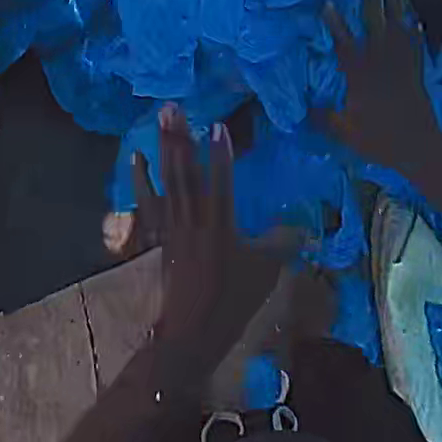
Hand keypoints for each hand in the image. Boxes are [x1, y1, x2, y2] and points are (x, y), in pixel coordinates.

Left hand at [133, 106, 284, 361]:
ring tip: (162, 119)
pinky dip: (142, 178)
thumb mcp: (264, 273)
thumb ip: (282, 243)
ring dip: (165, 148)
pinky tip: (137, 156)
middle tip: (173, 108)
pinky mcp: (161, 233)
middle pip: (185, 173)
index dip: (220, 155)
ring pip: (168, 180)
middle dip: (180, 139)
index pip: (220, 183)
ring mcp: (173, 225)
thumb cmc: (231, 301)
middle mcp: (193, 220)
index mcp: (220, 227)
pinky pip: (149, 201)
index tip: (217, 125)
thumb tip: (303, 225)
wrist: (190, 334)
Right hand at [323, 0, 441, 175]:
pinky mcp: (418, 69)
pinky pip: (416, 41)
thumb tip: (299, 109)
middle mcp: (381, 62)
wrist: (421, 148)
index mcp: (360, 75)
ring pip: (398, 26)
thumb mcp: (346, 132)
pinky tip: (413, 14)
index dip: (335, 23)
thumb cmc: (381, 140)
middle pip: (375, 24)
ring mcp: (402, 63)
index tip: (327, 2)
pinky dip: (414, 26)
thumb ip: (323, 118)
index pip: (344, 43)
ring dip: (395, 3)